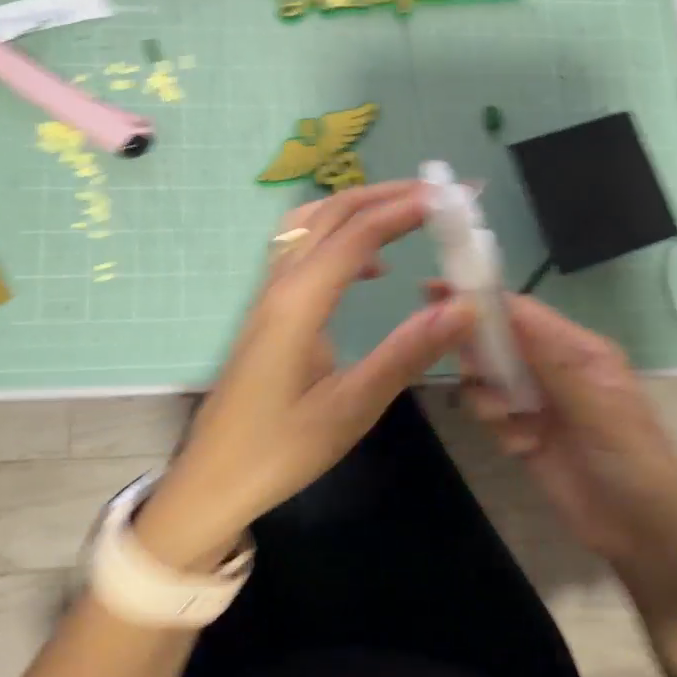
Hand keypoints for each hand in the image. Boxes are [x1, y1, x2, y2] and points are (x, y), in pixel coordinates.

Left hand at [136, 181, 475, 569]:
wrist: (212, 480)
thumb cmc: (281, 450)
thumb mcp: (351, 408)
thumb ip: (407, 354)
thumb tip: (464, 307)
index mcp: (299, 302)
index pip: (357, 233)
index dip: (406, 209)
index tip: (454, 199)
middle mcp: (280, 286)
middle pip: (331, 213)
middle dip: (385, 195)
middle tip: (440, 196)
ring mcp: (268, 297)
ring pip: (311, 226)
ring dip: (359, 210)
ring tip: (409, 215)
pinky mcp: (267, 314)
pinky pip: (303, 252)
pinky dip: (341, 239)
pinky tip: (374, 269)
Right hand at [441, 291, 676, 575]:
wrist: (644, 536)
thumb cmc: (636, 465)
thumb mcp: (600, 409)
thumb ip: (552, 361)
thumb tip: (509, 310)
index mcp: (581, 352)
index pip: (523, 314)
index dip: (481, 301)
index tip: (435, 290)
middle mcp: (556, 370)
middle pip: (498, 342)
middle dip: (479, 353)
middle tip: (472, 374)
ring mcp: (539, 404)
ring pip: (487, 380)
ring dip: (487, 397)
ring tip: (508, 420)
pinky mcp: (524, 436)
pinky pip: (491, 416)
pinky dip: (497, 427)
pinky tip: (522, 448)